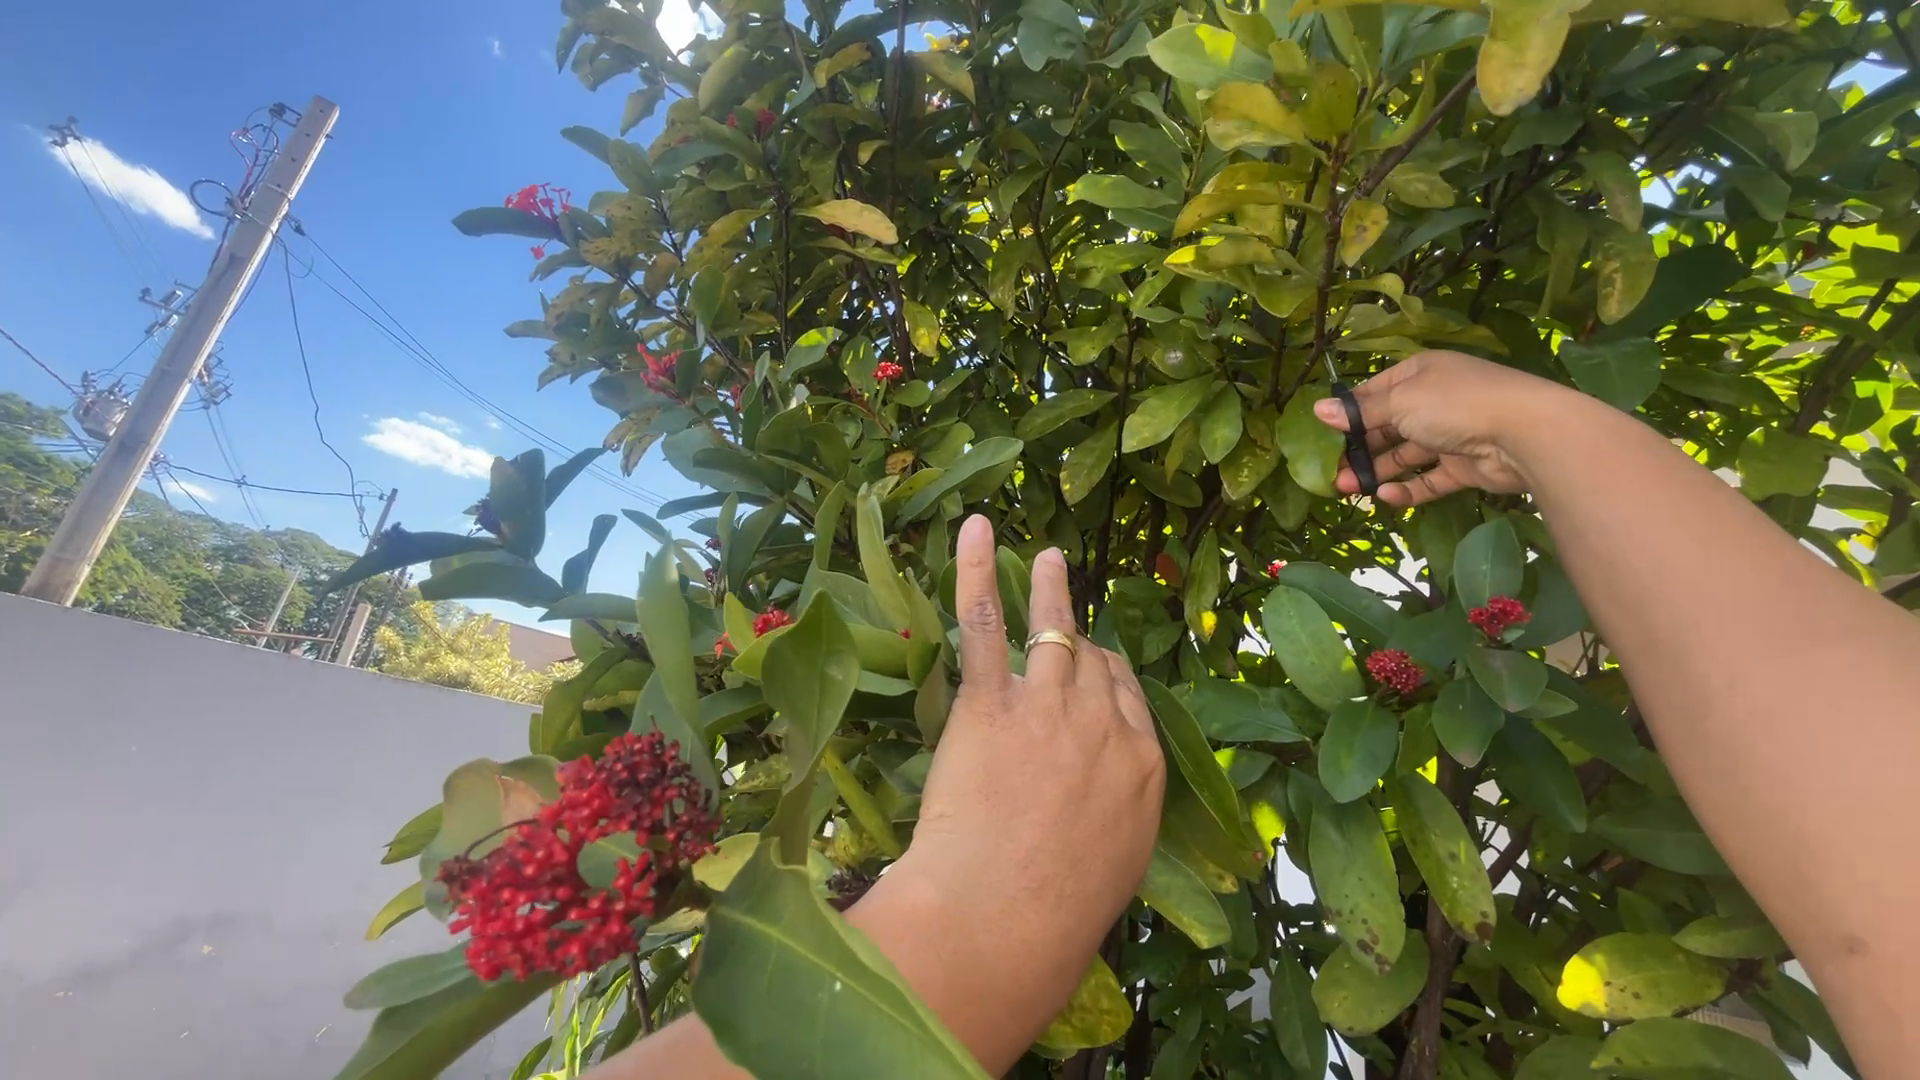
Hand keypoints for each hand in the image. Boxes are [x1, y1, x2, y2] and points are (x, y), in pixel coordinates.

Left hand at [882, 515, 1164, 1067]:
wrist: (1003, 922)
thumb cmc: (1057, 916)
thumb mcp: (1113, 864)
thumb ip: (1112, 814)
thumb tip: (1100, 801)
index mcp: (1143, 764)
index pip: (1128, 695)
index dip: (1105, 680)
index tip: (1090, 672)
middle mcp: (1103, 722)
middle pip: (1095, 660)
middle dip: (1081, 637)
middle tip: (1065, 613)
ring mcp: (1049, 704)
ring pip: (1052, 627)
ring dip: (1046, 586)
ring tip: (1045, 556)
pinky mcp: (991, 701)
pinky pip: (986, 622)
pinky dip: (976, 571)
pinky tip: (975, 532)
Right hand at [1314, 350, 1582, 505]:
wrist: (1525, 433)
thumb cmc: (1454, 404)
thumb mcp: (1399, 402)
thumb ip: (1359, 412)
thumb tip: (1318, 410)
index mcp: (1420, 375)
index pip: (1374, 394)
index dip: (1348, 414)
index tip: (1323, 436)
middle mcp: (1434, 402)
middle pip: (1386, 428)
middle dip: (1357, 450)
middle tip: (1331, 472)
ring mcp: (1450, 435)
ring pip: (1403, 456)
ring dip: (1375, 472)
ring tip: (1347, 490)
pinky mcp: (1463, 466)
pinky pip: (1428, 479)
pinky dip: (1406, 489)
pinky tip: (1386, 498)